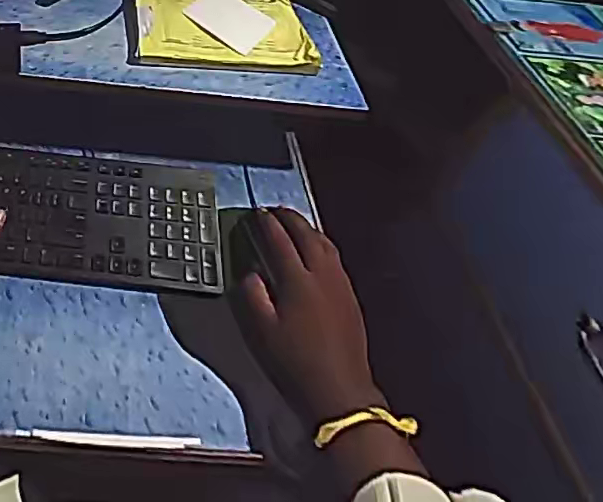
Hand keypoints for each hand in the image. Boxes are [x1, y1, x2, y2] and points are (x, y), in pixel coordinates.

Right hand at [232, 208, 379, 416]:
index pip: (280, 241)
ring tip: (294, 223)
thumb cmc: (295, 361)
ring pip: (325, 244)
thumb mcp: (262, 330)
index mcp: (297, 281)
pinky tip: (315, 249)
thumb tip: (251, 271)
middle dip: (289, 218)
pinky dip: (321, 243)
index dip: (267, 224)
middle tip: (274, 210)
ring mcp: (340, 285)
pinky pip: (335, 258)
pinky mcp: (350, 297)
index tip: (256, 214)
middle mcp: (321, 276)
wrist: (340, 393)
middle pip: (306, 235)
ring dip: (307, 228)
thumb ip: (252, 294)